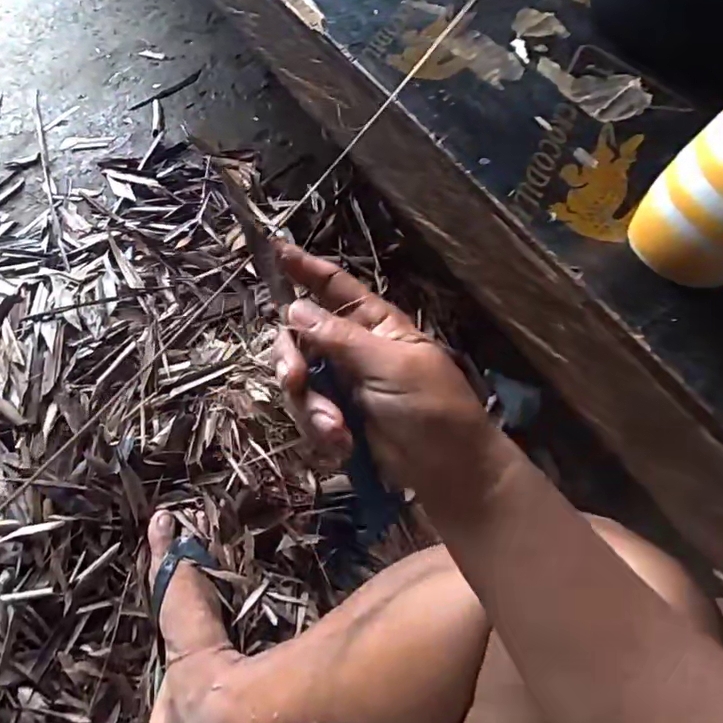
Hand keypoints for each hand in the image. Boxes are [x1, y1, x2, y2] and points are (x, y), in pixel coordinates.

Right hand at [270, 242, 502, 501]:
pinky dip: (318, 429)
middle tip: (293, 379)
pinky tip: (341, 444)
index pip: (333, 286)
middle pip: (298, 334)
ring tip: (335, 429)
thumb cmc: (433, 407)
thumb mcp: (391, 365)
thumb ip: (340, 338)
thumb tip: (294, 308)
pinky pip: (305, 413)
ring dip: (309, 405)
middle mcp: (349, 347)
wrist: (448, 473)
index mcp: (373, 323)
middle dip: (291, 358)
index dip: (304, 268)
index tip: (274, 249)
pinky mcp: (332, 416)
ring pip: (296, 377)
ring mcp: (338, 383)